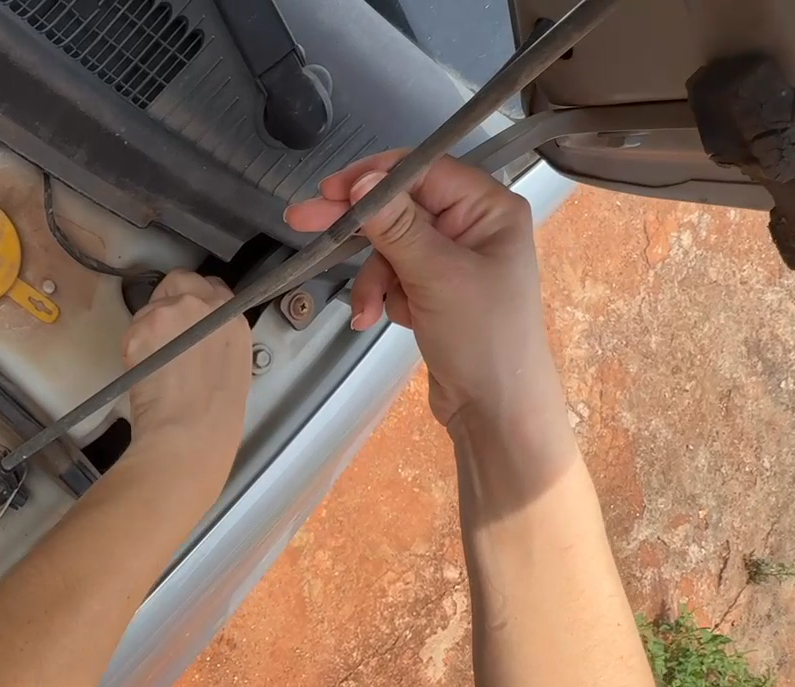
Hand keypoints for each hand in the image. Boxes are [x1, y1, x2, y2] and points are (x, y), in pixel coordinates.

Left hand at [117, 270, 251, 485]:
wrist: (188, 433)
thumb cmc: (214, 417)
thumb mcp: (234, 368)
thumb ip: (218, 340)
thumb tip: (200, 339)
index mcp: (232, 317)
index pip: (212, 286)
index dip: (196, 299)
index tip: (188, 317)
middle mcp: (203, 305)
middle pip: (179, 280)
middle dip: (168, 299)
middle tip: (163, 332)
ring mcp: (170, 312)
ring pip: (150, 306)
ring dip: (148, 327)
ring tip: (154, 363)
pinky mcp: (141, 328)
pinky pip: (131, 330)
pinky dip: (132, 348)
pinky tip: (143, 372)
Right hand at [284, 149, 561, 432]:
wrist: (493, 404)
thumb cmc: (482, 338)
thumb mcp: (436, 277)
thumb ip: (396, 227)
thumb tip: (361, 182)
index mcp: (487, 209)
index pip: (422, 173)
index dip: (373, 178)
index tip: (328, 191)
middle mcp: (470, 227)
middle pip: (399, 211)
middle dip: (357, 229)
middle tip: (301, 220)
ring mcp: (449, 261)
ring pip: (388, 251)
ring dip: (371, 282)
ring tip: (368, 315)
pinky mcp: (432, 290)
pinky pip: (392, 279)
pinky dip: (381, 298)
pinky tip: (381, 320)